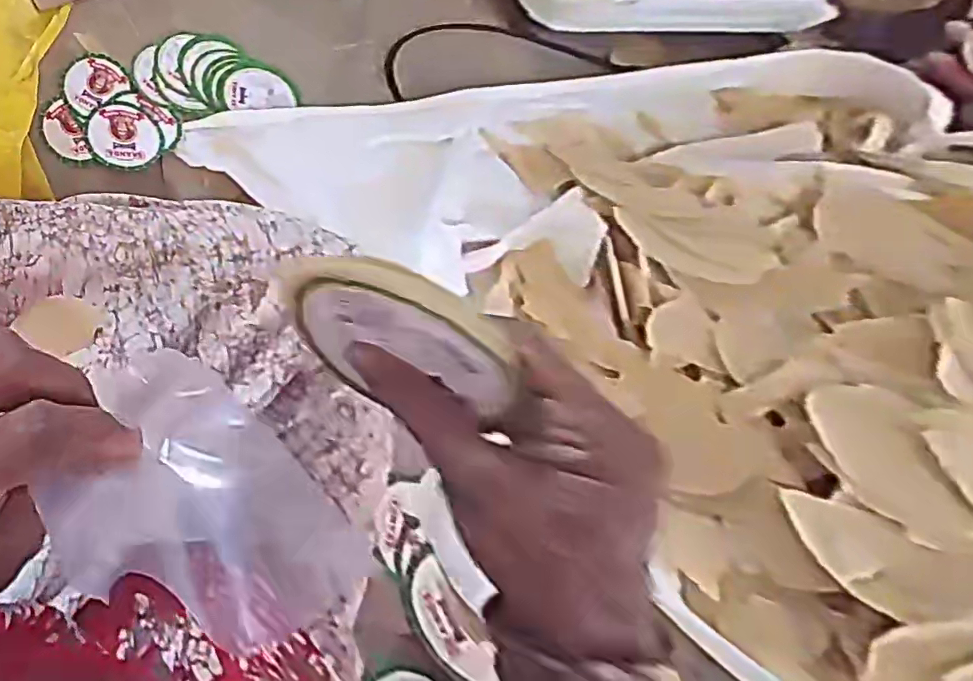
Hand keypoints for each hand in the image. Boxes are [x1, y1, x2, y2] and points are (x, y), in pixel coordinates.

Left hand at [0, 329, 140, 629]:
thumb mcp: (15, 547)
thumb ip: (57, 488)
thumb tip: (106, 449)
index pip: (31, 431)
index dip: (89, 430)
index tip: (129, 444)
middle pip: (14, 369)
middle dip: (70, 389)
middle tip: (98, 425)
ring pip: (6, 352)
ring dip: (51, 376)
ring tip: (72, 412)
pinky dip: (33, 374)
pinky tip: (45, 404)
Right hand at [353, 332, 663, 662]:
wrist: (574, 642)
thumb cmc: (530, 562)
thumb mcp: (469, 476)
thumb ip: (418, 405)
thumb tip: (362, 350)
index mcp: (598, 424)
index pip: (522, 344)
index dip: (461, 330)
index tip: (407, 330)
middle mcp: (610, 421)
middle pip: (519, 361)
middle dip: (457, 356)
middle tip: (401, 349)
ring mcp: (599, 441)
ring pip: (516, 384)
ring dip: (466, 381)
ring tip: (413, 373)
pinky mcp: (581, 457)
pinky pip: (521, 410)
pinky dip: (480, 405)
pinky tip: (443, 407)